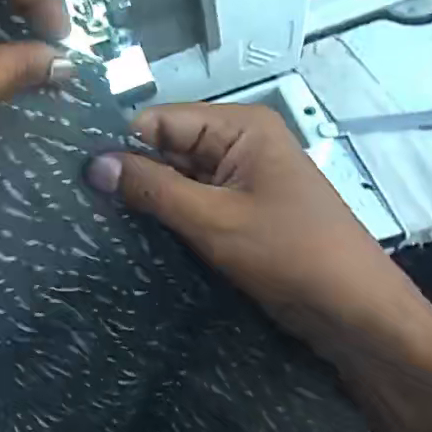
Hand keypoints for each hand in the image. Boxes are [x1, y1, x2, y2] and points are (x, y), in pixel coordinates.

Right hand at [86, 103, 431, 362]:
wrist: (355, 311)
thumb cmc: (290, 254)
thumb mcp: (214, 220)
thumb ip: (152, 189)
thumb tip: (91, 163)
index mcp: (241, 127)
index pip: (161, 120)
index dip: (121, 144)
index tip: (76, 173)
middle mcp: (241, 144)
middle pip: (169, 148)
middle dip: (132, 175)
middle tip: (77, 202)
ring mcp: (243, 181)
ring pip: (180, 180)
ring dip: (150, 201)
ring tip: (96, 222)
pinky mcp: (243, 214)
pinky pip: (197, 206)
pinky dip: (171, 220)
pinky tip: (135, 238)